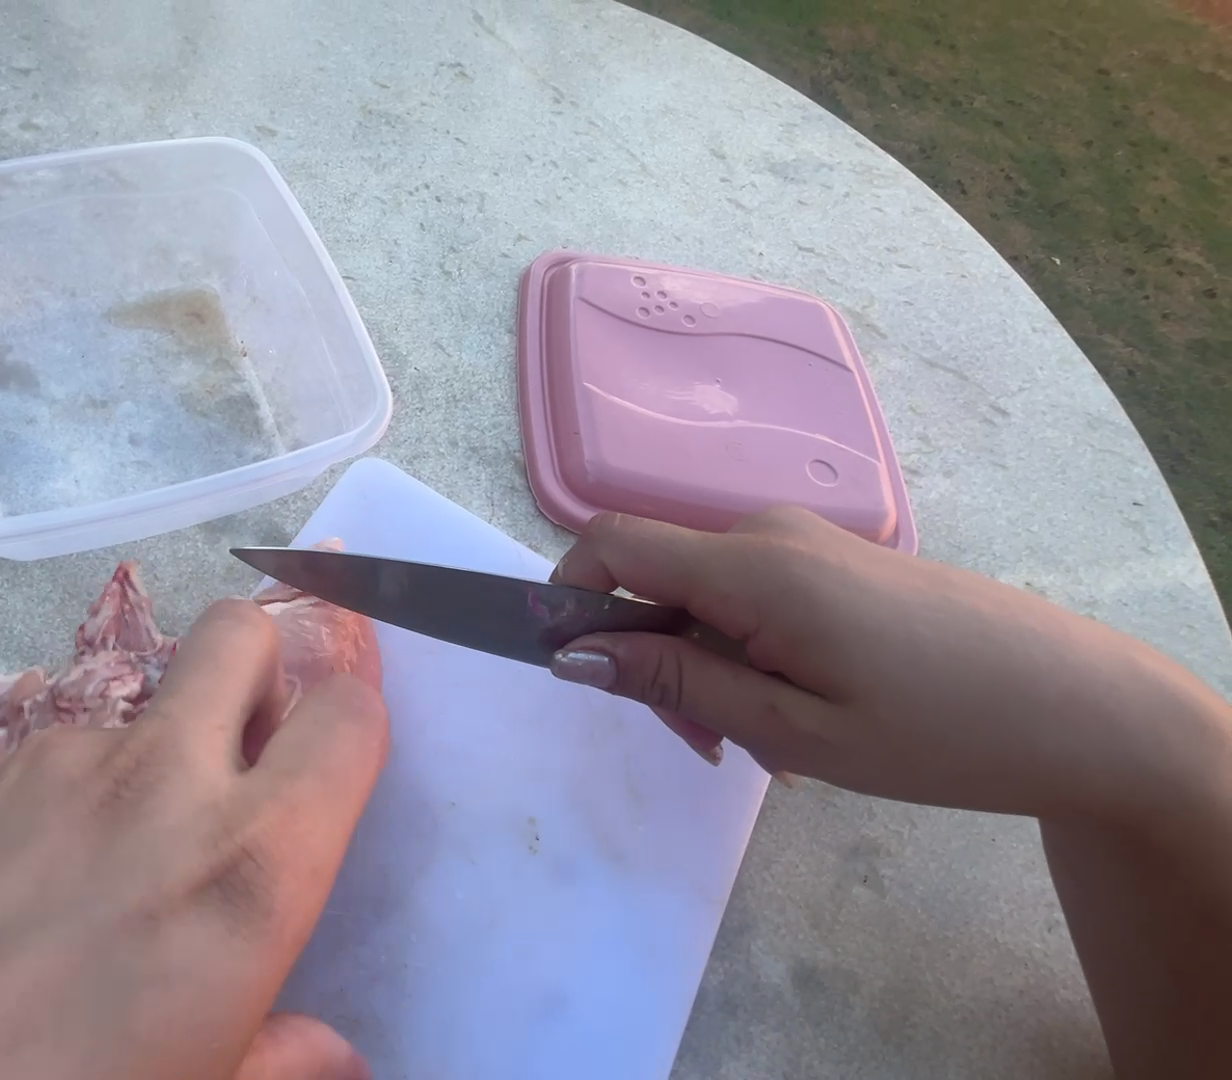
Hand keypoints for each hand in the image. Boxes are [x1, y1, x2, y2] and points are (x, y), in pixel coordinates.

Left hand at [0, 599, 388, 1079]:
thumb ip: (289, 1061)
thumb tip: (339, 1052)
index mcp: (246, 869)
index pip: (347, 716)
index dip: (353, 714)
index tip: (332, 745)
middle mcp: (163, 781)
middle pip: (240, 631)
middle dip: (260, 660)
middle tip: (243, 736)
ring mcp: (61, 756)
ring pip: (147, 696)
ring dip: (161, 743)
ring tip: (112, 845)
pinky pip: (62, 744)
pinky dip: (75, 785)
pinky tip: (29, 871)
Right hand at [547, 507, 1231, 831]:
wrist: (1098, 713)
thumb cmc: (937, 731)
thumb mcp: (786, 727)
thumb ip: (669, 681)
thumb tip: (569, 655)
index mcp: (749, 567)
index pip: (610, 542)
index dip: (568, 592)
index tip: (577, 663)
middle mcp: (763, 533)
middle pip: (650, 577)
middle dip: (646, 653)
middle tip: (705, 738)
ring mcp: (799, 540)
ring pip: (694, 592)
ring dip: (695, 659)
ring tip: (759, 735)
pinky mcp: (825, 556)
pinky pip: (740, 591)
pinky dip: (734, 645)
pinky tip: (790, 702)